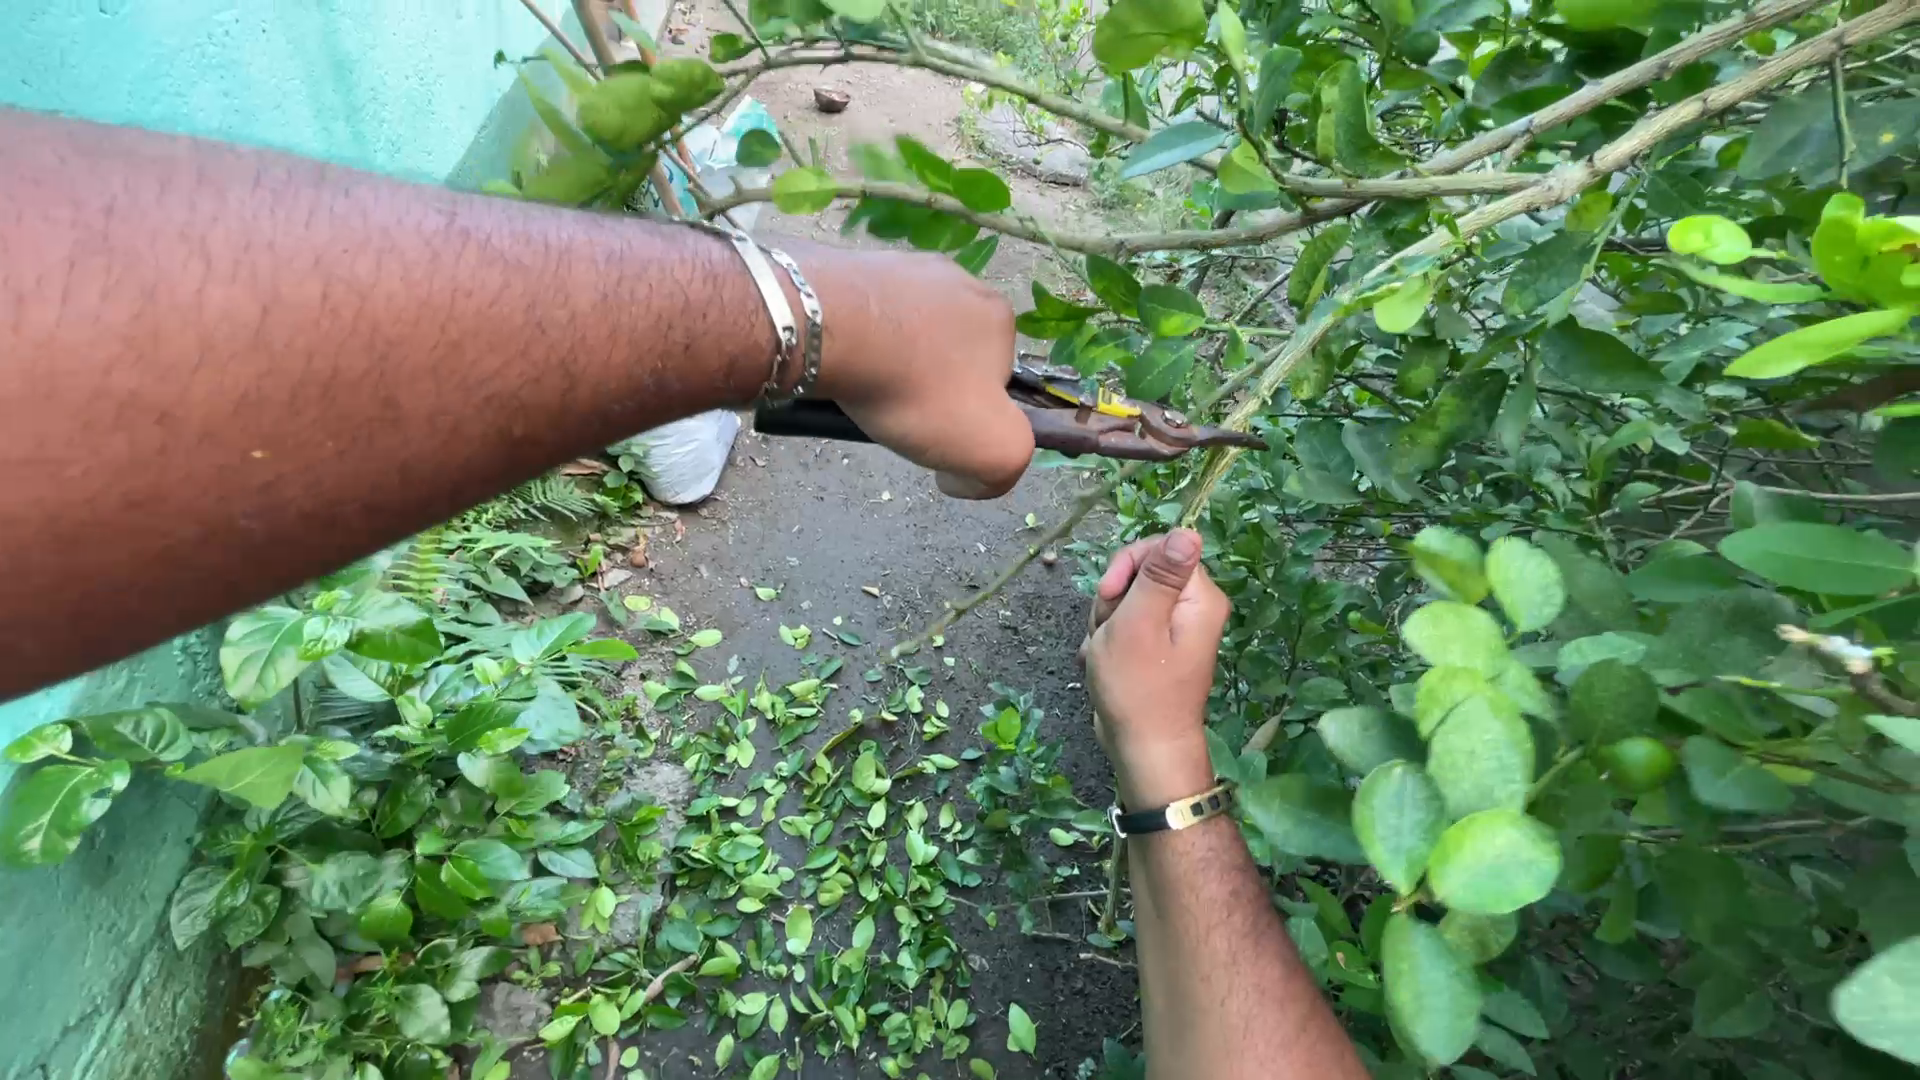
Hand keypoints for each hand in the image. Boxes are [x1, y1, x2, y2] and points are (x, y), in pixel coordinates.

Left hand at [801, 246, 1032, 498]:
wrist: (827, 331)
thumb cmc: (917, 390)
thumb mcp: (994, 451)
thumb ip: (1004, 470)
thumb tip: (963, 477)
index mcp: (999, 318)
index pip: (997, 380)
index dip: (972, 414)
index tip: (939, 431)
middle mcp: (959, 280)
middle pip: (951, 354)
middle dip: (931, 386)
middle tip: (899, 414)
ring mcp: (906, 265)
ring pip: (907, 333)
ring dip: (893, 363)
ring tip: (865, 390)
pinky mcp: (857, 265)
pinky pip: (867, 315)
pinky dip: (859, 341)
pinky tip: (842, 363)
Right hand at [1081, 528, 1230, 807]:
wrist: (1142, 748)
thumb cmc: (1137, 687)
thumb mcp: (1139, 621)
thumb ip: (1160, 574)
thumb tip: (1189, 529)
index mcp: (1199, 597)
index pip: (1160, 548)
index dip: (1126, 566)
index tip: (1109, 597)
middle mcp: (1193, 608)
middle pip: (1141, 574)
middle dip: (1113, 601)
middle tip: (1109, 633)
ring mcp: (1175, 629)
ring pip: (1126, 600)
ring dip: (1106, 624)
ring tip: (1104, 653)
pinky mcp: (1157, 647)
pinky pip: (1125, 625)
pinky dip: (1108, 641)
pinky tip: (1103, 663)